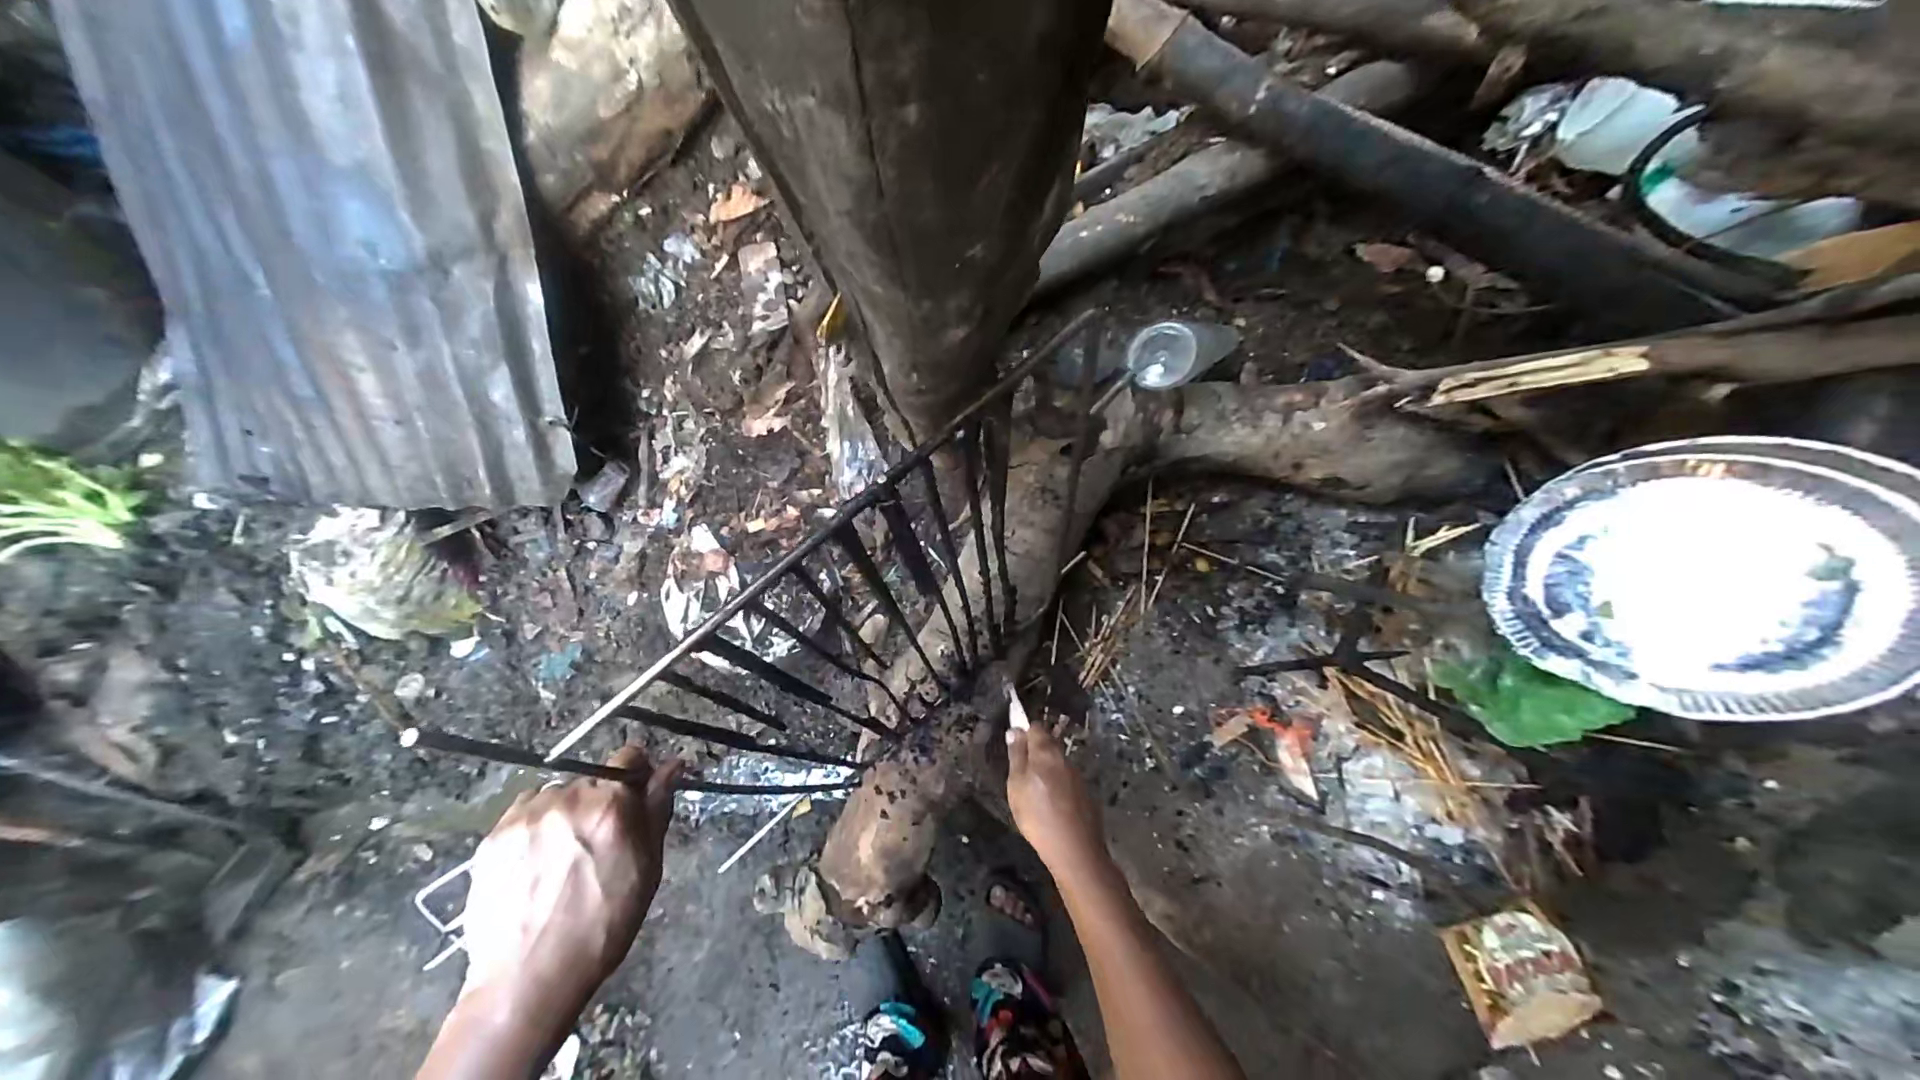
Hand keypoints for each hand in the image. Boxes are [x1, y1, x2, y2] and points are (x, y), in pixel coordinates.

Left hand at [458, 746, 681, 1021]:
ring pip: (558, 795)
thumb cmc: (604, 925)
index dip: (637, 777)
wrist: (529, 978)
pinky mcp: (494, 835)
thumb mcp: (648, 866)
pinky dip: (536, 827)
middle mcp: (569, 797)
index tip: (636, 802)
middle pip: (593, 780)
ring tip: (563, 858)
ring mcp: (527, 815)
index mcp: (612, 804)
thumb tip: (673, 765)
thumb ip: (658, 808)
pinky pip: (525, 812)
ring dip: (567, 813)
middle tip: (599, 845)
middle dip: (601, 802)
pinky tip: (536, 863)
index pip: (630, 758)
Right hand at [1007, 724, 1107, 877]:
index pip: (1035, 727)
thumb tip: (1015, 730)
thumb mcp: (1016, 786)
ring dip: (1046, 767)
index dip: (1023, 731)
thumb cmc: (1037, 816)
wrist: (1075, 849)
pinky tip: (1050, 802)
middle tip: (1020, 771)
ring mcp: (1077, 775)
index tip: (1014, 746)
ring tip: (1034, 789)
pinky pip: (1066, 778)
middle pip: (1048, 743)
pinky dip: (1056, 783)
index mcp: (1046, 752)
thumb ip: (1016, 756)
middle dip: (1035, 750)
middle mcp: (1064, 758)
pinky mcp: (1085, 792)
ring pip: (1057, 761)